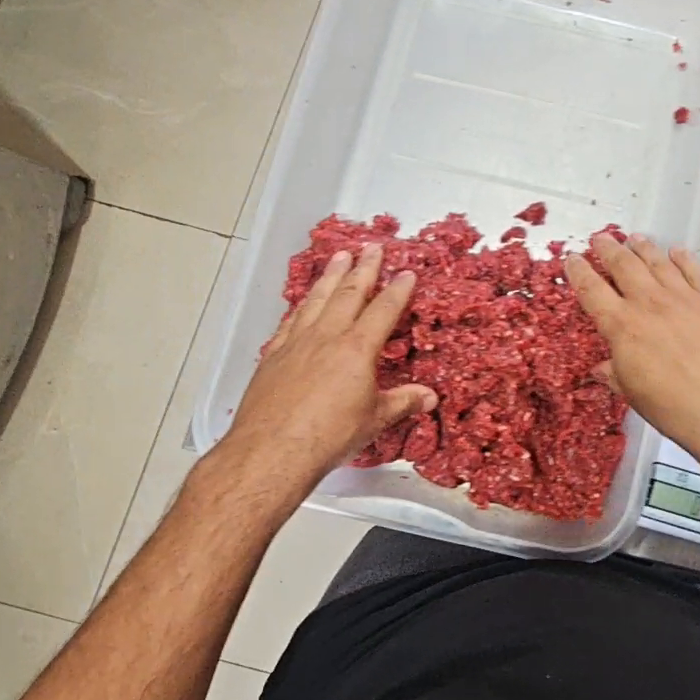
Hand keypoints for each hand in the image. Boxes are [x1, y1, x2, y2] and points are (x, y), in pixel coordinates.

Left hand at [219, 244, 435, 492]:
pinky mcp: (272, 356)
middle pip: (348, 293)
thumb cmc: (328, 436)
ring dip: (330, 276)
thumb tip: (429, 397)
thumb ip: (402, 402)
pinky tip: (303, 301)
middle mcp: (327, 337)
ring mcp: (296, 343)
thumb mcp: (374, 420)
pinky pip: (291, 320)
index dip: (398, 290)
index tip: (406, 273)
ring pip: (317, 299)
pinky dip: (301, 305)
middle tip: (372, 248)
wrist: (271, 450)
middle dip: (363, 269)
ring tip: (339, 257)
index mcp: (357, 348)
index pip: (383, 310)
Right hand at [565, 236, 699, 461]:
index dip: (579, 272)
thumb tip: (602, 368)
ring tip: (635, 238)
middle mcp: (649, 303)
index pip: (592, 290)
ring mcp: (682, 297)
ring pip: (658, 262)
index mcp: (621, 326)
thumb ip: (615, 374)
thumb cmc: (672, 405)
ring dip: (644, 248)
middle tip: (601, 238)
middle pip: (624, 265)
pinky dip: (683, 259)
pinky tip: (677, 252)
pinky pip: (694, 271)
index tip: (572, 259)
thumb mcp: (632, 393)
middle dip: (609, 249)